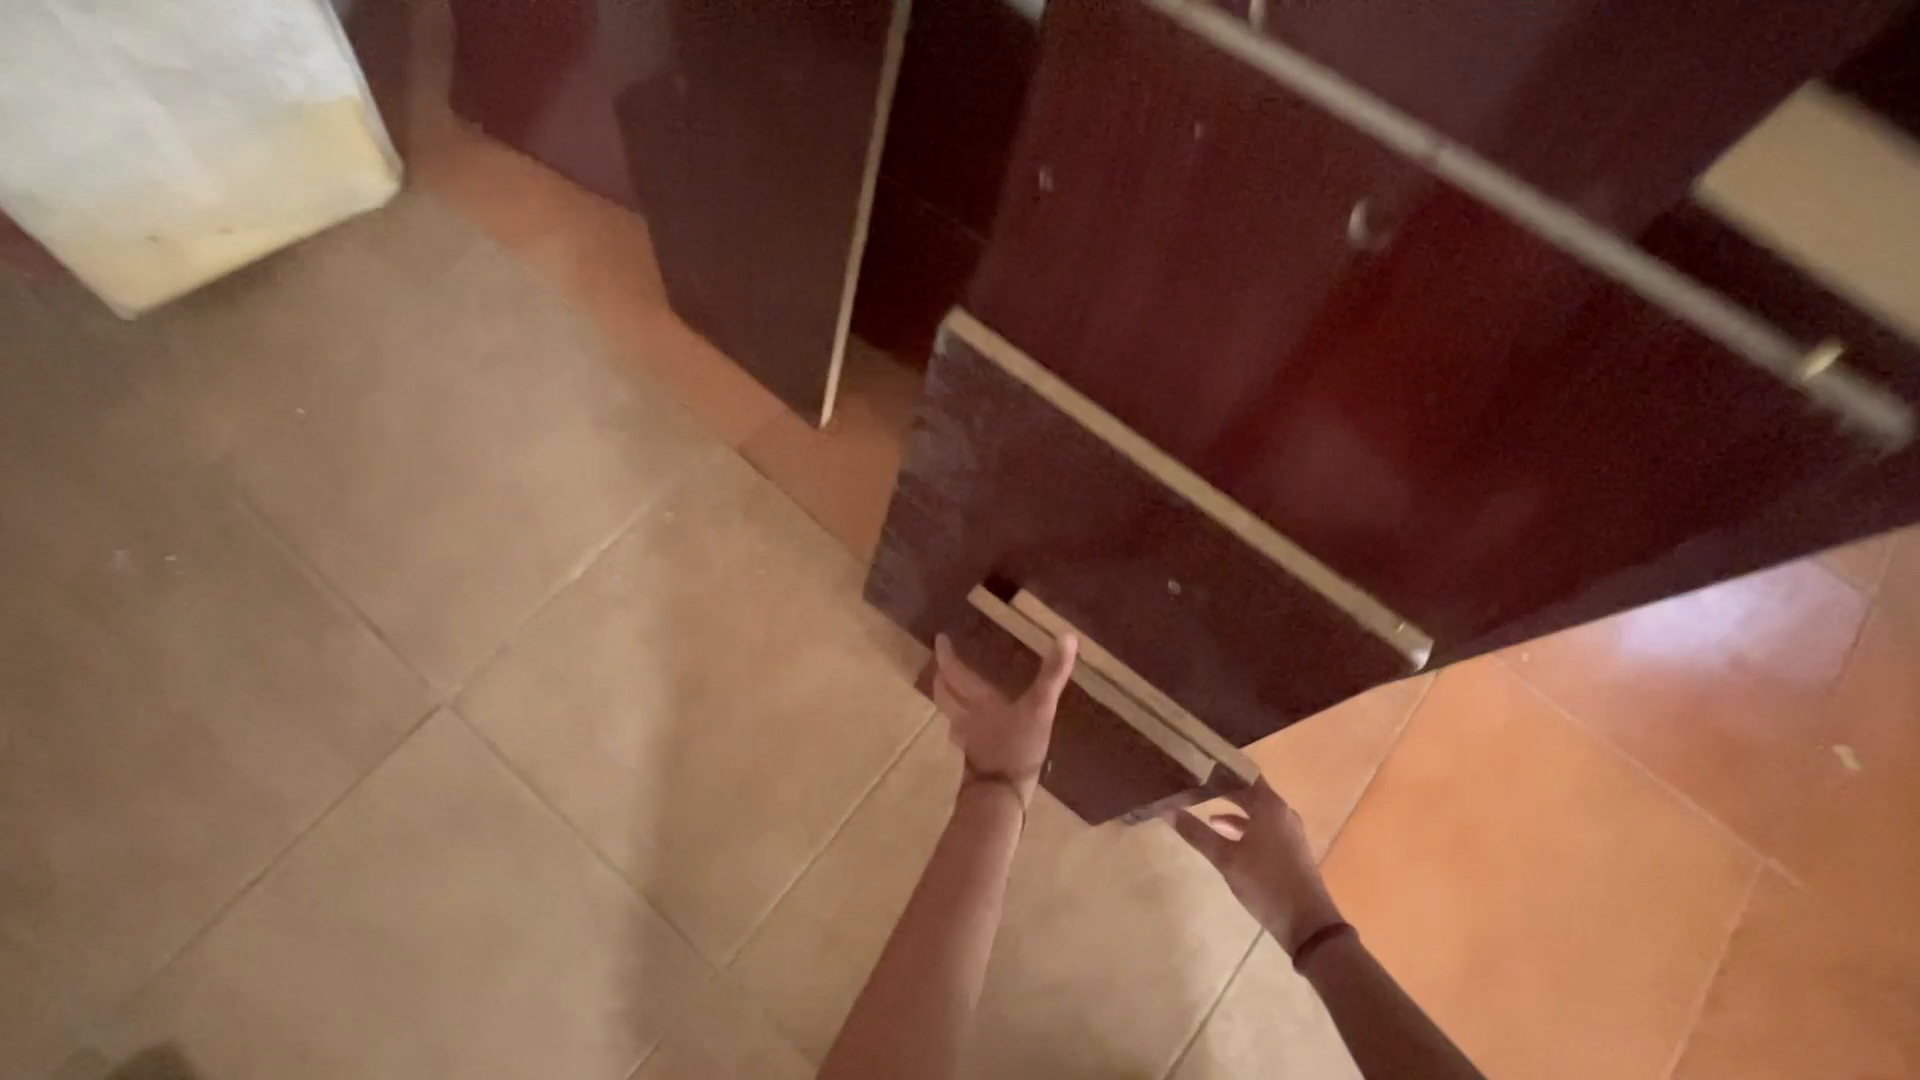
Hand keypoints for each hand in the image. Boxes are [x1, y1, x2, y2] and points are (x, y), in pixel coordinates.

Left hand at [931, 632, 1077, 803]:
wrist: (1001, 796)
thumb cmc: (1017, 747)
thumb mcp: (1039, 708)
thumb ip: (1052, 675)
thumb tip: (1067, 636)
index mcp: (977, 700)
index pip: (954, 672)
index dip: (945, 655)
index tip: (940, 639)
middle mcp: (966, 717)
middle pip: (944, 695)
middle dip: (941, 678)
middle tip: (942, 666)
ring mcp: (969, 741)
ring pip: (951, 715)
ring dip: (949, 701)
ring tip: (956, 692)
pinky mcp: (975, 759)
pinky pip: (963, 734)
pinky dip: (964, 724)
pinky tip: (977, 729)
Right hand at [1166, 781, 1342, 952]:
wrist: (1309, 925)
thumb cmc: (1266, 883)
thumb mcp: (1225, 858)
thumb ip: (1197, 833)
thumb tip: (1167, 811)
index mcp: (1269, 806)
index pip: (1243, 773)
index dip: (1221, 768)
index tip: (1198, 764)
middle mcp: (1282, 813)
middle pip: (1250, 792)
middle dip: (1224, 790)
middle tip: (1196, 786)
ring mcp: (1290, 832)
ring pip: (1257, 812)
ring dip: (1234, 811)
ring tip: (1206, 813)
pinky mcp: (1291, 850)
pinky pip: (1265, 828)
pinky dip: (1245, 827)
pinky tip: (1226, 839)